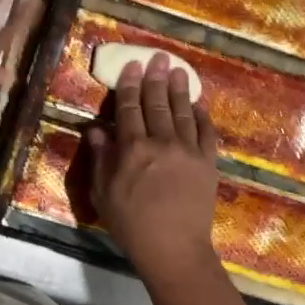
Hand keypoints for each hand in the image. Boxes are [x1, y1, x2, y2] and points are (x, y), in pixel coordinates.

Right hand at [88, 54, 220, 273]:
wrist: (173, 247)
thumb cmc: (131, 225)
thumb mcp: (104, 195)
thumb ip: (102, 160)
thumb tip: (96, 131)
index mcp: (132, 149)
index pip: (128, 109)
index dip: (128, 86)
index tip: (131, 66)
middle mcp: (161, 142)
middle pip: (156, 104)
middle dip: (155, 79)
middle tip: (157, 57)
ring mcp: (188, 151)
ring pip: (182, 112)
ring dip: (179, 89)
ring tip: (177, 70)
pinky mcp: (208, 162)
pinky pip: (205, 132)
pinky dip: (201, 115)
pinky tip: (197, 104)